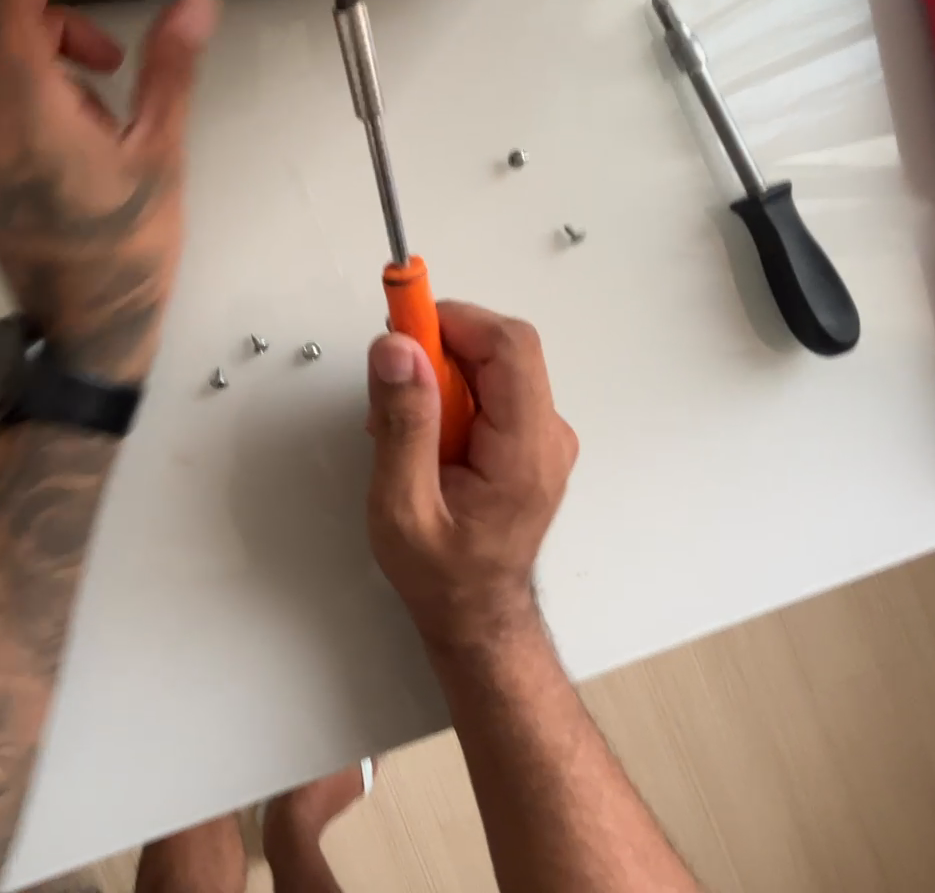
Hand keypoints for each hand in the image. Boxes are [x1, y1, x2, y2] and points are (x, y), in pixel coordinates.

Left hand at [0, 0, 221, 383]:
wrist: (88, 331)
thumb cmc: (130, 250)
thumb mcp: (161, 158)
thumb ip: (169, 74)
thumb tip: (196, 5)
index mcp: (31, 116)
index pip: (11, 13)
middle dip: (40, 14)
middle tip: (102, 44)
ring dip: (35, 56)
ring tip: (103, 97)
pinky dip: (25, 91)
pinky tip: (77, 128)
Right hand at [365, 302, 578, 650]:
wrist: (475, 614)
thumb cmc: (440, 573)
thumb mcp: (402, 505)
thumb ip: (402, 424)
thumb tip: (397, 348)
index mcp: (526, 450)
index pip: (508, 347)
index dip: (453, 319)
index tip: (399, 321)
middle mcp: (547, 434)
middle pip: (499, 350)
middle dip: (436, 348)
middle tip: (387, 383)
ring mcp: (540, 436)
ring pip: (489, 367)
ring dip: (435, 375)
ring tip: (397, 426)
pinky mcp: (525, 440)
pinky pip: (487, 390)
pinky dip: (446, 395)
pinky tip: (420, 437)